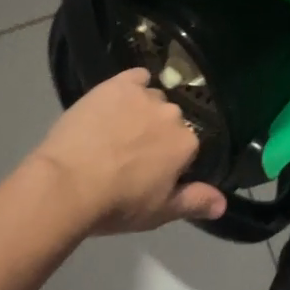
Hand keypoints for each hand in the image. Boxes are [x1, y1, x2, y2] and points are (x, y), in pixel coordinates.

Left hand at [29, 69, 226, 234]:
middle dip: (156, 135)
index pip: (187, 145)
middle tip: (130, 156)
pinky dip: (133, 85)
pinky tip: (119, 99)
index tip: (151, 172)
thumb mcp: (157, 213)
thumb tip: (224, 204)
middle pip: (170, 121)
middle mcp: (173, 114)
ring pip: (152, 100)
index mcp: (187, 143)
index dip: (169, 159)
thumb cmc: (114, 205)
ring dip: (141, 113)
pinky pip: (137, 77)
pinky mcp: (120, 85)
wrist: (65, 187)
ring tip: (115, 133)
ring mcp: (146, 96)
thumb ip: (194, 202)